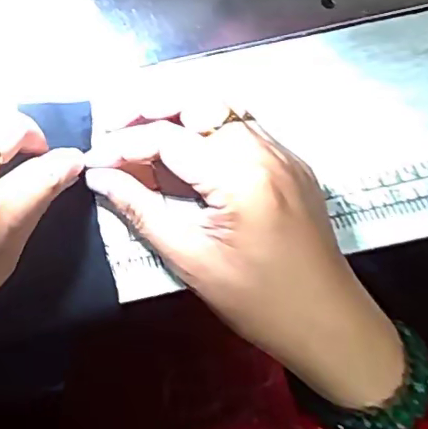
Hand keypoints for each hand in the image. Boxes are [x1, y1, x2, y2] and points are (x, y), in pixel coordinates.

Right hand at [83, 97, 405, 407]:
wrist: (333, 326)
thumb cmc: (259, 303)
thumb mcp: (191, 260)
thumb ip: (141, 210)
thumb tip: (100, 177)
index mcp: (241, 176)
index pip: (168, 137)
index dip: (123, 144)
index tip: (94, 159)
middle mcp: (265, 150)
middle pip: (197, 102)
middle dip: (150, 108)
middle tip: (113, 126)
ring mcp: (282, 152)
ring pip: (222, 107)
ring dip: (178, 111)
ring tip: (142, 131)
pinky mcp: (290, 161)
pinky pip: (242, 124)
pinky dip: (206, 124)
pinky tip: (185, 145)